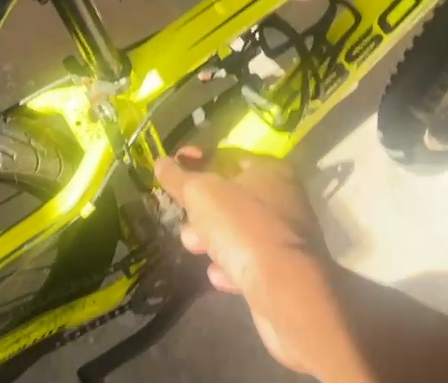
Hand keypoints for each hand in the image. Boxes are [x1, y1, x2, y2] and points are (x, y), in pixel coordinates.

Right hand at [155, 147, 339, 375]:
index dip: (196, 159)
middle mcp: (284, 200)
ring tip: (195, 248)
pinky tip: (219, 275)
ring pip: (237, 230)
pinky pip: (249, 261)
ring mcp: (287, 238)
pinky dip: (232, 266)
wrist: (286, 293)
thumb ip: (178, 177)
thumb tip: (160, 162)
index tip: (173, 167)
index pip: (227, 154)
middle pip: (231, 195)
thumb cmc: (242, 227)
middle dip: (201, 208)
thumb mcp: (201, 194)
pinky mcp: (285, 273)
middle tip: (184, 216)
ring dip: (212, 239)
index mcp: (270, 171)